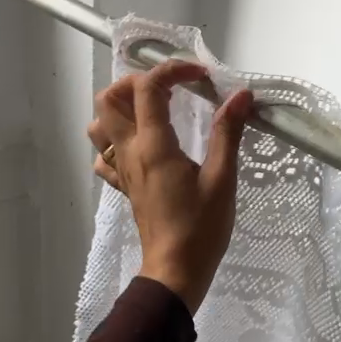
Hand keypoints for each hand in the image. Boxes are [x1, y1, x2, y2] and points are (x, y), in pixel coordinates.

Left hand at [87, 59, 254, 313]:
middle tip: (170, 88)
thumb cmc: (201, 228)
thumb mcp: (223, 178)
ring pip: (100, 124)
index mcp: (153, 145)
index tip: (201, 77)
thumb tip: (240, 95)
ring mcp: (121, 170)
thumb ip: (228, 132)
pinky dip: (116, 140)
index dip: (173, 71)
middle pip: (109, 98)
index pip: (148, 88)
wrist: (175, 271)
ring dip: (121, 108)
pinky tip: (141, 145)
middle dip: (137, 82)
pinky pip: (105, 155)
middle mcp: (129, 151)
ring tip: (153, 110)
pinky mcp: (124, 186)